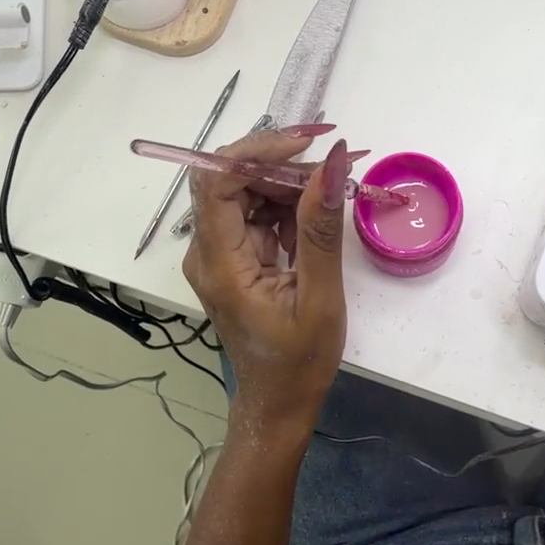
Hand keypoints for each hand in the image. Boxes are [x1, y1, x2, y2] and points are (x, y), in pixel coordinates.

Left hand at [182, 127, 351, 427]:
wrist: (280, 401)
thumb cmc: (299, 361)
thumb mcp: (319, 296)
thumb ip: (321, 229)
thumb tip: (331, 164)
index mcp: (221, 263)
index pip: (217, 181)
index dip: (258, 150)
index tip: (307, 143)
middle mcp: (209, 252)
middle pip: (232, 181)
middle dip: (281, 164)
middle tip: (333, 165)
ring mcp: (221, 255)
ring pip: (246, 194)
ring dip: (289, 184)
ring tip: (334, 188)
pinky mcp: (236, 259)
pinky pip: (257, 216)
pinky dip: (288, 206)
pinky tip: (319, 213)